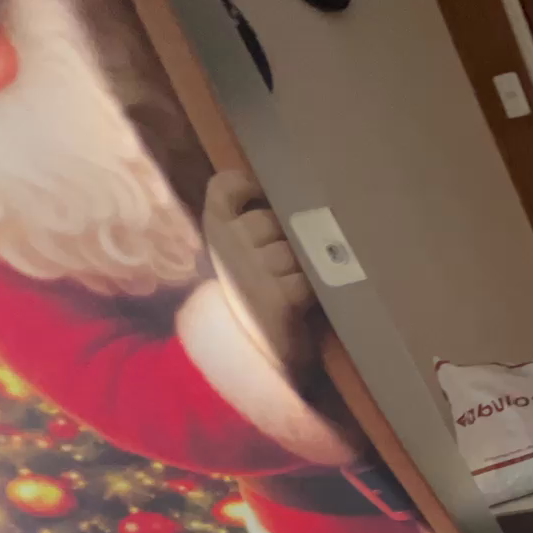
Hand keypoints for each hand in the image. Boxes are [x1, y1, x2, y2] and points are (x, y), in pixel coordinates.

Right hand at [202, 170, 314, 373]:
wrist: (257, 347)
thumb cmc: (259, 292)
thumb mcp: (246, 252)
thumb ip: (256, 223)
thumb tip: (296, 198)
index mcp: (216, 229)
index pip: (227, 186)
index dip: (249, 185)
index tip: (266, 196)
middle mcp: (227, 245)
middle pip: (272, 220)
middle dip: (290, 237)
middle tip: (290, 262)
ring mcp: (251, 271)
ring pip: (294, 249)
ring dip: (306, 265)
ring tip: (299, 282)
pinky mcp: (280, 297)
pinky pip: (310, 278)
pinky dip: (316, 287)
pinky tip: (308, 298)